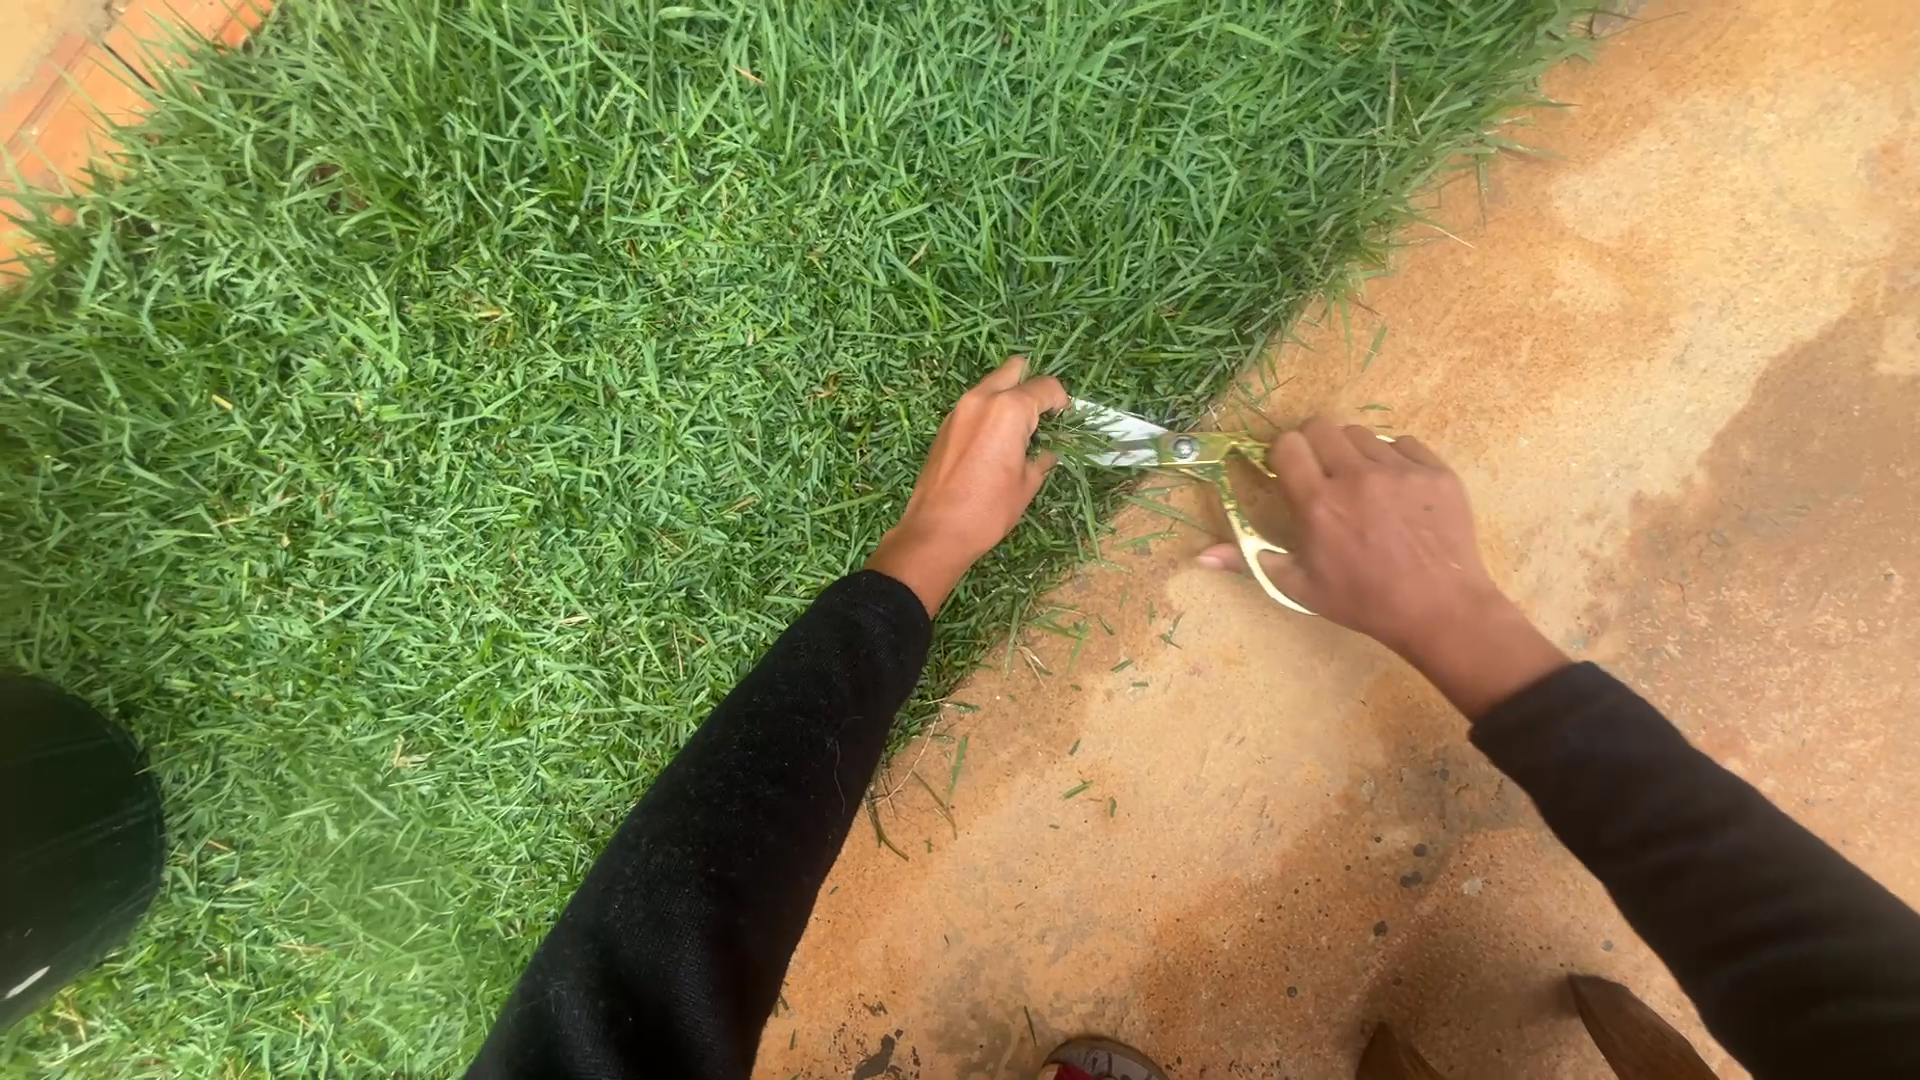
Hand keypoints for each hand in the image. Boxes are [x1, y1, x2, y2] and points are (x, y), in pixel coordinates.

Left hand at [866, 356, 1067, 614]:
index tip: (1066, 420)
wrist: (937, 531)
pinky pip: (975, 405)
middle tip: (1042, 416)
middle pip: (1014, 370)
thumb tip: (1049, 451)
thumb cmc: (989, 510)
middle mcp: (982, 399)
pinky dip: (990, 412)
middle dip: (1032, 386)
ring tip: (1020, 431)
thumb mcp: (1027, 484)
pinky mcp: (945, 426)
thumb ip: (1042, 458)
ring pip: (991, 385)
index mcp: (1008, 409)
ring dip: (1009, 397)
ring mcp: (959, 410)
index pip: (1045, 387)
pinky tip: (996, 442)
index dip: (1061, 402)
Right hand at [1195, 418, 1565, 718]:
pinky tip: (1395, 489)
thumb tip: (1202, 555)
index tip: (1287, 471)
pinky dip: (1393, 460)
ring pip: (1362, 434)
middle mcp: (1355, 478)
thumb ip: (1247, 560)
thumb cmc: (1361, 601)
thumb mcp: (1297, 585)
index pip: (1287, 445)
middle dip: (1312, 444)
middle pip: (1321, 426)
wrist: (1439, 610)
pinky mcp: (1437, 472)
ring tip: (1360, 483)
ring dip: (1351, 451)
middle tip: (1320, 471)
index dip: (1282, 454)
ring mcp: (1400, 471)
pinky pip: (1404, 444)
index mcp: (1317, 503)